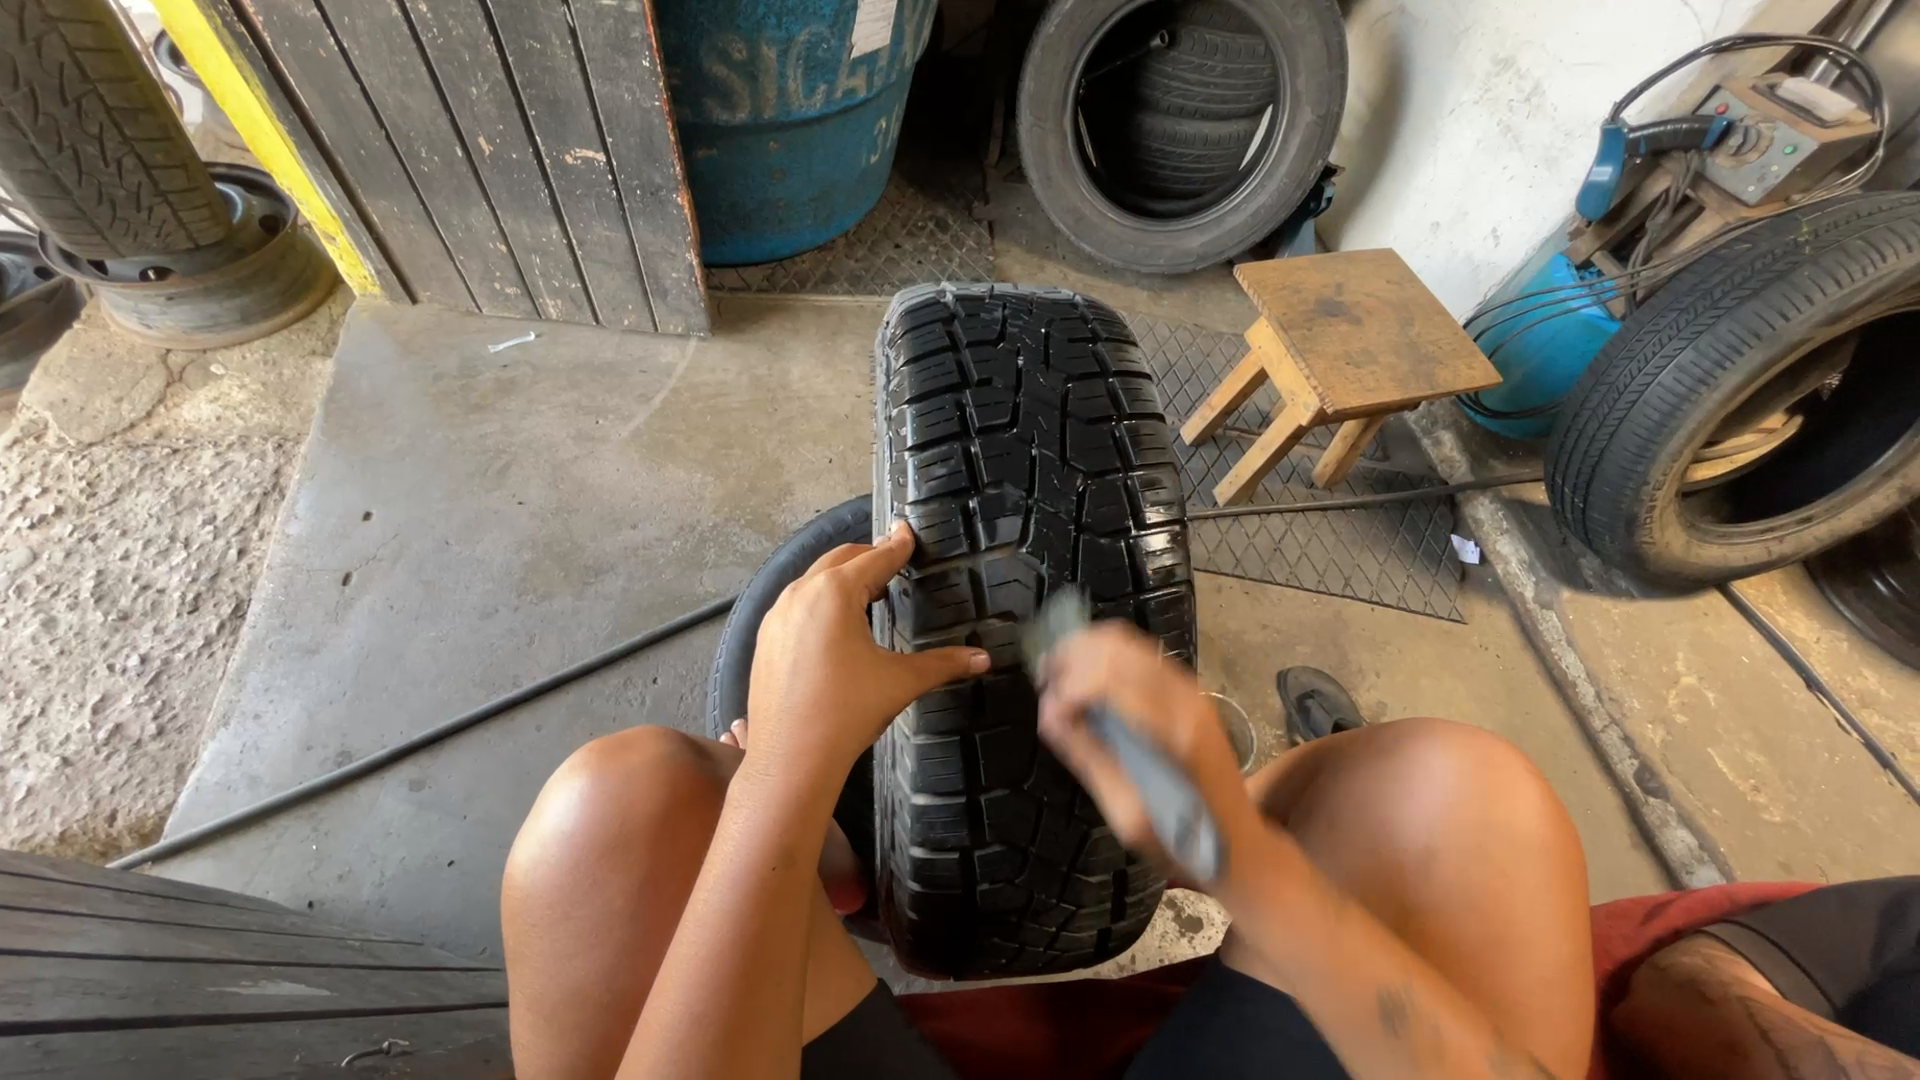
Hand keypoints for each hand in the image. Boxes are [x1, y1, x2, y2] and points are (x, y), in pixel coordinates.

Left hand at [746, 520, 989, 783]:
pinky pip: (795, 603)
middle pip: (841, 559)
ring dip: (842, 576)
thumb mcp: (900, 682)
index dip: (897, 546)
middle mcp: (801, 593)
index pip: (875, 559)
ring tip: (869, 589)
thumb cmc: (847, 713)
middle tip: (893, 558)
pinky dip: (819, 599)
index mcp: (835, 593)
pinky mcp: (765, 638)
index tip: (907, 532)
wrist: (790, 759)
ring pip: (813, 579)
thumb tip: (983, 659)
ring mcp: (777, 615)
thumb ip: (943, 663)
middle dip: (869, 556)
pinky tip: (834, 623)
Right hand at [1036, 622, 1261, 877]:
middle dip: (1071, 656)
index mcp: (1172, 732)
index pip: (1107, 679)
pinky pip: (1139, 654)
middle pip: (1115, 647)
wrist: (1240, 846)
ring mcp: (1191, 690)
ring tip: (1058, 676)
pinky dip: (1105, 657)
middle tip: (1043, 680)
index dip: (1067, 687)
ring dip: (1086, 651)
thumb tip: (1049, 715)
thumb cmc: (1183, 842)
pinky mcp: (1189, 692)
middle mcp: (1185, 698)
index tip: (1048, 713)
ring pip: (1126, 642)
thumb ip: (1089, 758)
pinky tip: (1087, 680)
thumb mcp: (1127, 815)